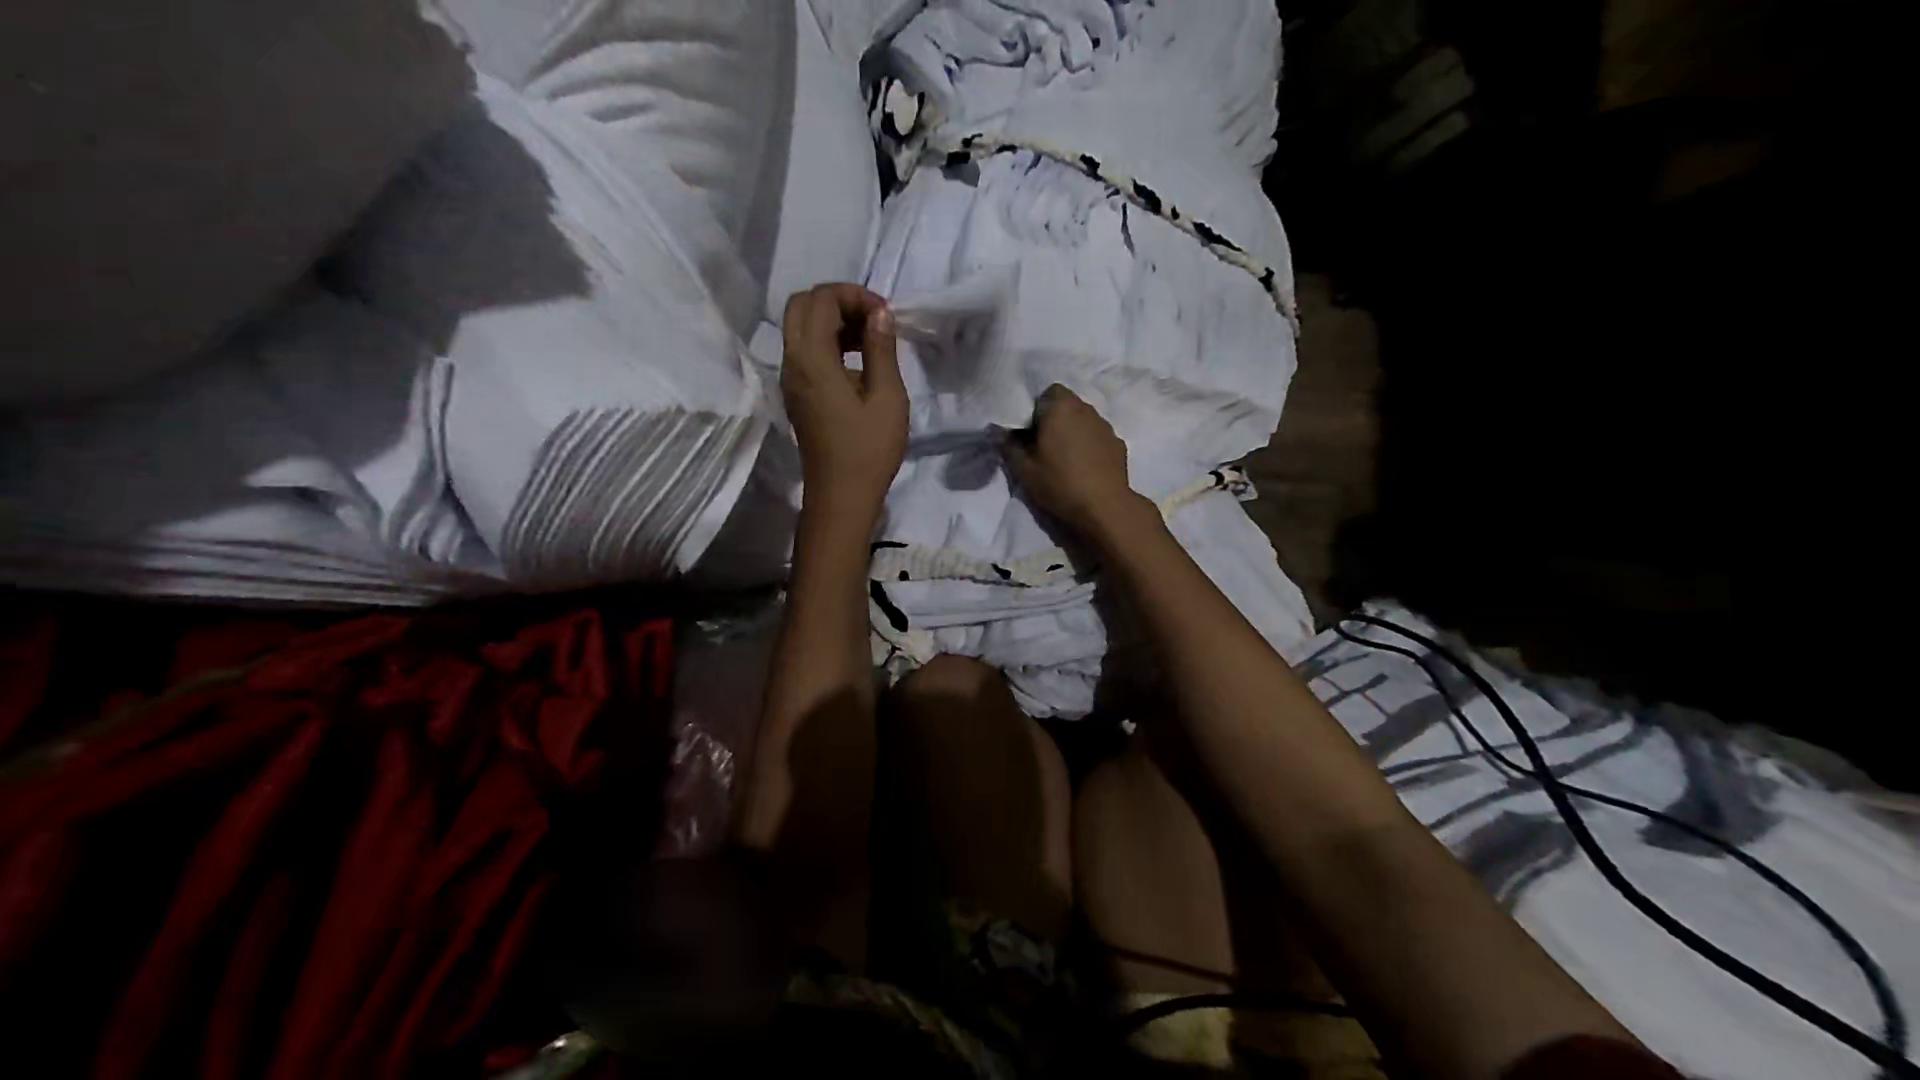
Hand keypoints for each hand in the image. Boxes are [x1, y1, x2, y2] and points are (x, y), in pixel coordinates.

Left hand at [781, 284, 907, 528]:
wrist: (841, 496)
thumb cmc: (869, 450)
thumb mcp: (887, 397)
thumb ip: (881, 349)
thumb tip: (879, 314)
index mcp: (812, 359)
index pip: (821, 299)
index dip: (854, 295)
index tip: (885, 315)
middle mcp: (792, 362)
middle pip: (801, 306)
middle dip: (838, 301)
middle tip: (874, 320)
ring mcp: (790, 380)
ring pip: (800, 327)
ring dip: (832, 321)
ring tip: (871, 339)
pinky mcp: (795, 395)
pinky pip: (804, 351)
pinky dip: (827, 342)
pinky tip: (858, 362)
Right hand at [1003, 384, 1149, 535]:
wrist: (1104, 506)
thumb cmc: (1060, 483)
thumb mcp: (1024, 469)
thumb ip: (1009, 446)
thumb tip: (1004, 433)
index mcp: (1061, 407)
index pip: (1047, 392)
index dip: (1037, 410)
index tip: (1031, 432)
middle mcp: (1086, 409)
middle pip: (1067, 404)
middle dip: (1055, 418)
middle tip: (1045, 444)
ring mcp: (1106, 425)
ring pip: (1084, 419)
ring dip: (1074, 431)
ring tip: (1066, 457)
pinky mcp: (1118, 443)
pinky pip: (1098, 436)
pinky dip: (1090, 445)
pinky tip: (1085, 466)